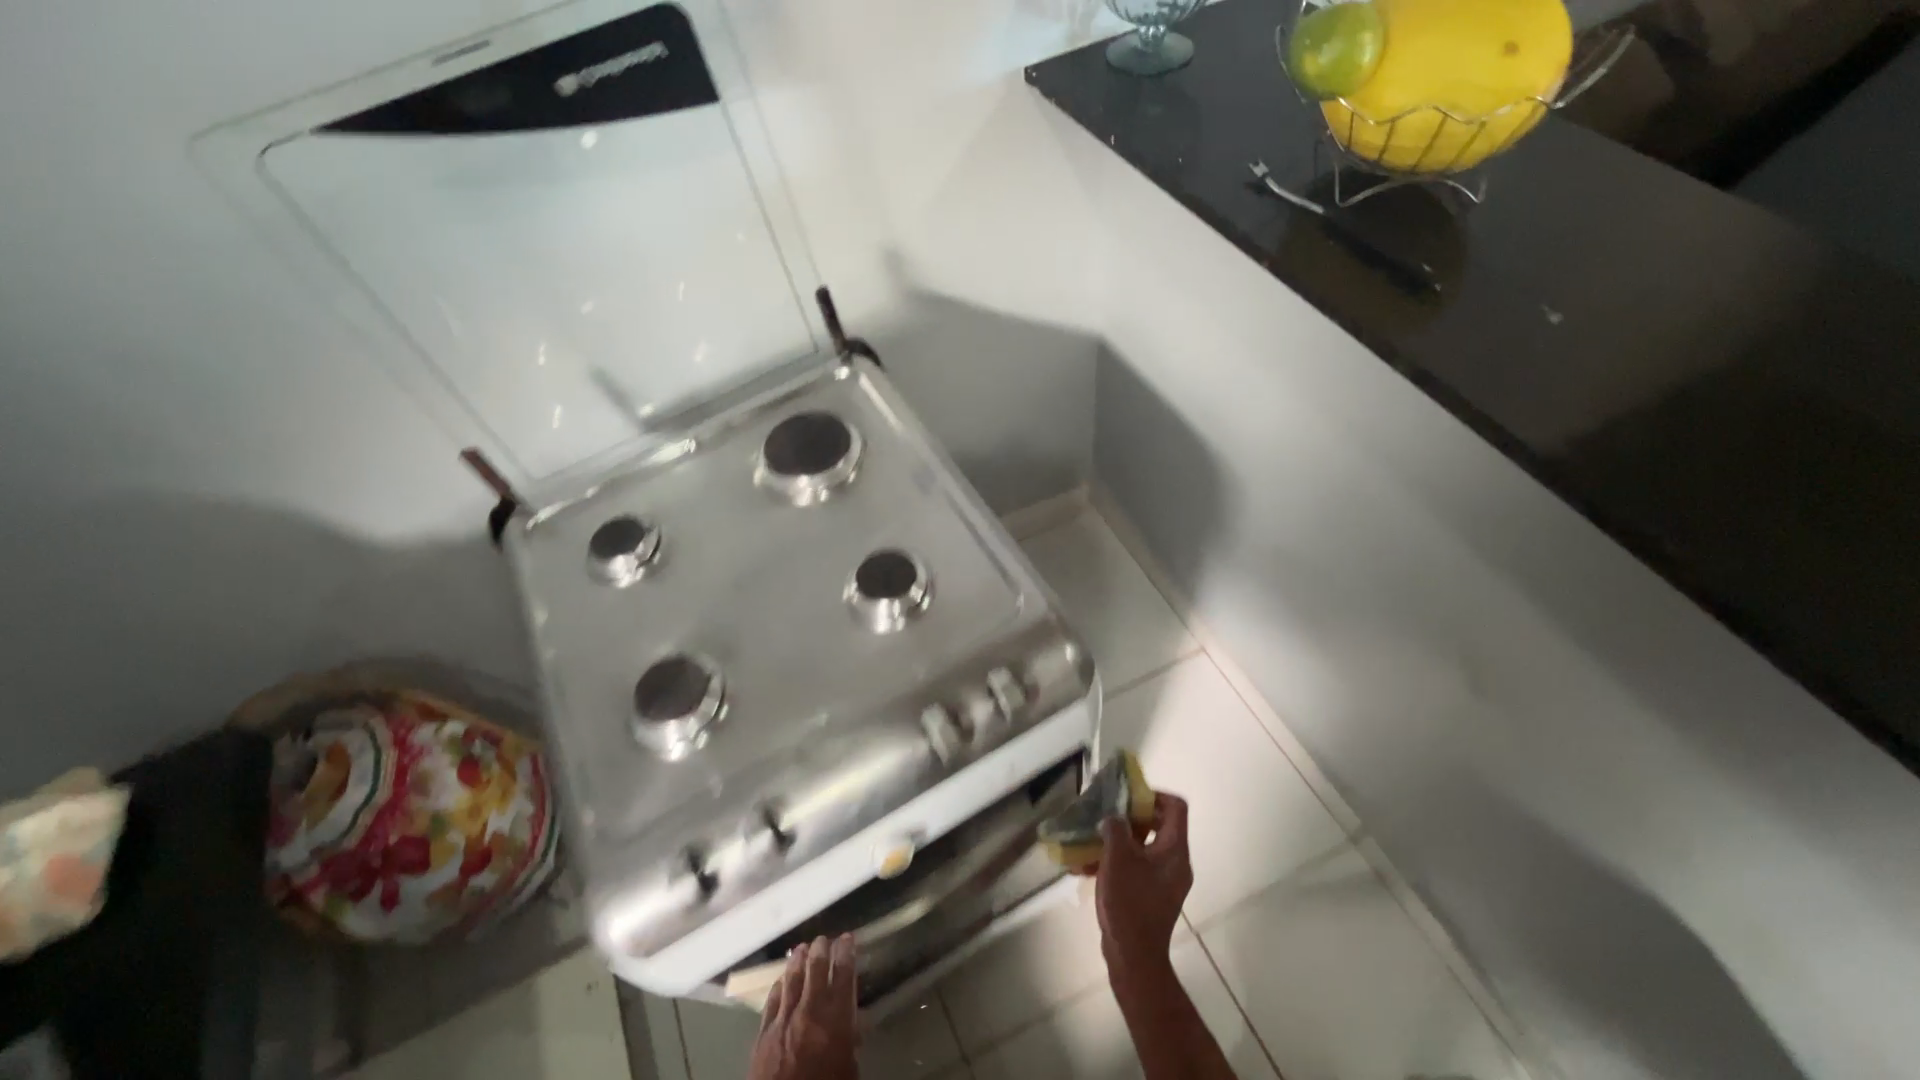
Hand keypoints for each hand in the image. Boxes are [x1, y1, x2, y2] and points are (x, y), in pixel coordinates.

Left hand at [748, 934, 859, 1079]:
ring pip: (791, 981)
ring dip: (797, 962)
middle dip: (821, 951)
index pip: (844, 976)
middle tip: (824, 938)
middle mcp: (810, 1012)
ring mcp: (783, 1020)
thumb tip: (851, 1026)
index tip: (848, 939)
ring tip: (801, 948)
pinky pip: (771, 1001)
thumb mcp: (849, 1069)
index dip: (847, 954)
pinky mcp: (763, 1033)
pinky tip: (780, 980)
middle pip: (816, 971)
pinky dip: (778, 987)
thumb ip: (849, 1042)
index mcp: (836, 1019)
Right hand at [1094, 793, 1191, 976]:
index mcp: (1174, 850)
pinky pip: (1135, 868)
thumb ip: (1116, 830)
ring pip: (1142, 848)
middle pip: (1158, 825)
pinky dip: (1114, 863)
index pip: (1175, 807)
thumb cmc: (1129, 903)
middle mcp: (1175, 862)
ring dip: (1116, 842)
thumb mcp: (1118, 859)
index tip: (1126, 797)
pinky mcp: (1151, 896)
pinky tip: (1085, 869)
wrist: (1134, 957)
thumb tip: (1113, 818)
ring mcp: (1164, 881)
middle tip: (1103, 815)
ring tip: (1088, 842)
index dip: (1153, 795)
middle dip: (1128, 818)